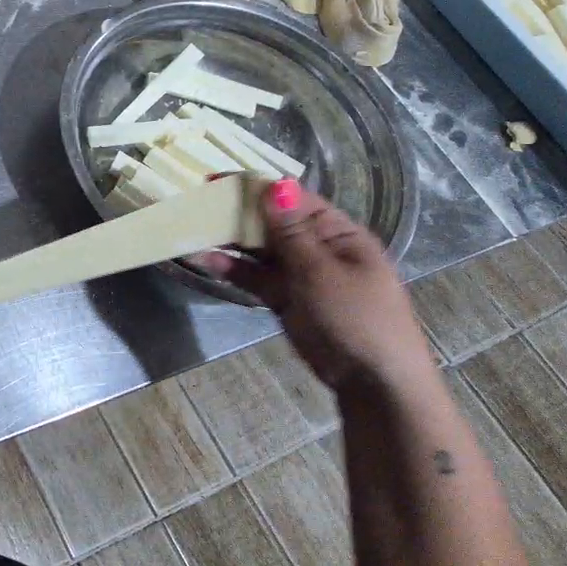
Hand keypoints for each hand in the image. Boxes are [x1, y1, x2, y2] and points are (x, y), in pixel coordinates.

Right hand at [193, 179, 434, 391]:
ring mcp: (300, 275)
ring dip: (228, 240)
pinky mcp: (284, 298)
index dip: (257, 188)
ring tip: (193, 229)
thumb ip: (292, 230)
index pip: (294, 200)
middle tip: (197, 201)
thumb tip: (275, 185)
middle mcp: (318, 248)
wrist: (374, 385)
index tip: (218, 181)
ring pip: (258, 249)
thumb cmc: (357, 318)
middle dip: (237, 212)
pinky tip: (205, 260)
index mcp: (339, 235)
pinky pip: (254, 276)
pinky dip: (231, 268)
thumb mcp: (323, 271)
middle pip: (272, 222)